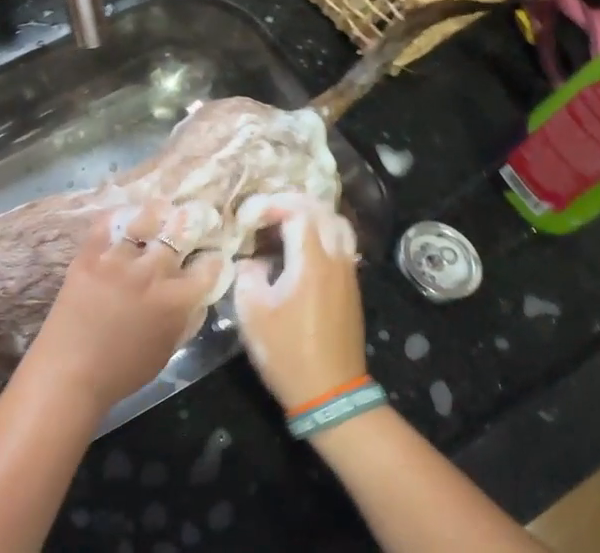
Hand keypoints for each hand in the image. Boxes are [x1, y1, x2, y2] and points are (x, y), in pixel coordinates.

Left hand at [24, 202, 223, 413]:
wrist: (70, 370)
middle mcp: (151, 272)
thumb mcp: (169, 349)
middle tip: (193, 216)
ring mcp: (118, 259)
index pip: (208, 267)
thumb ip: (186, 319)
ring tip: (162, 209)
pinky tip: (125, 217)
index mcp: (176, 300)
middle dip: (191, 223)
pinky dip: (119, 217)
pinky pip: (107, 224)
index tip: (211, 254)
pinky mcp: (90, 254)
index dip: (213, 259)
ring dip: (157, 213)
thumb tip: (196, 297)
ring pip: (145, 219)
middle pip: (179, 233)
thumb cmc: (123, 371)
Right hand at [232, 194, 366, 412]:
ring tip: (282, 228)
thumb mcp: (252, 312)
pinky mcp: (351, 291)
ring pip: (338, 229)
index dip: (273, 204)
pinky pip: (340, 248)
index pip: (300, 211)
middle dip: (294, 204)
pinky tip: (297, 253)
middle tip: (266, 214)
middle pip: (325, 213)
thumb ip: (248, 274)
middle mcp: (336, 262)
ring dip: (311, 219)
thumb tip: (253, 261)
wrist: (330, 394)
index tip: (249, 216)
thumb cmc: (286, 352)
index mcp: (313, 263)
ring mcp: (348, 276)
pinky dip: (320, 237)